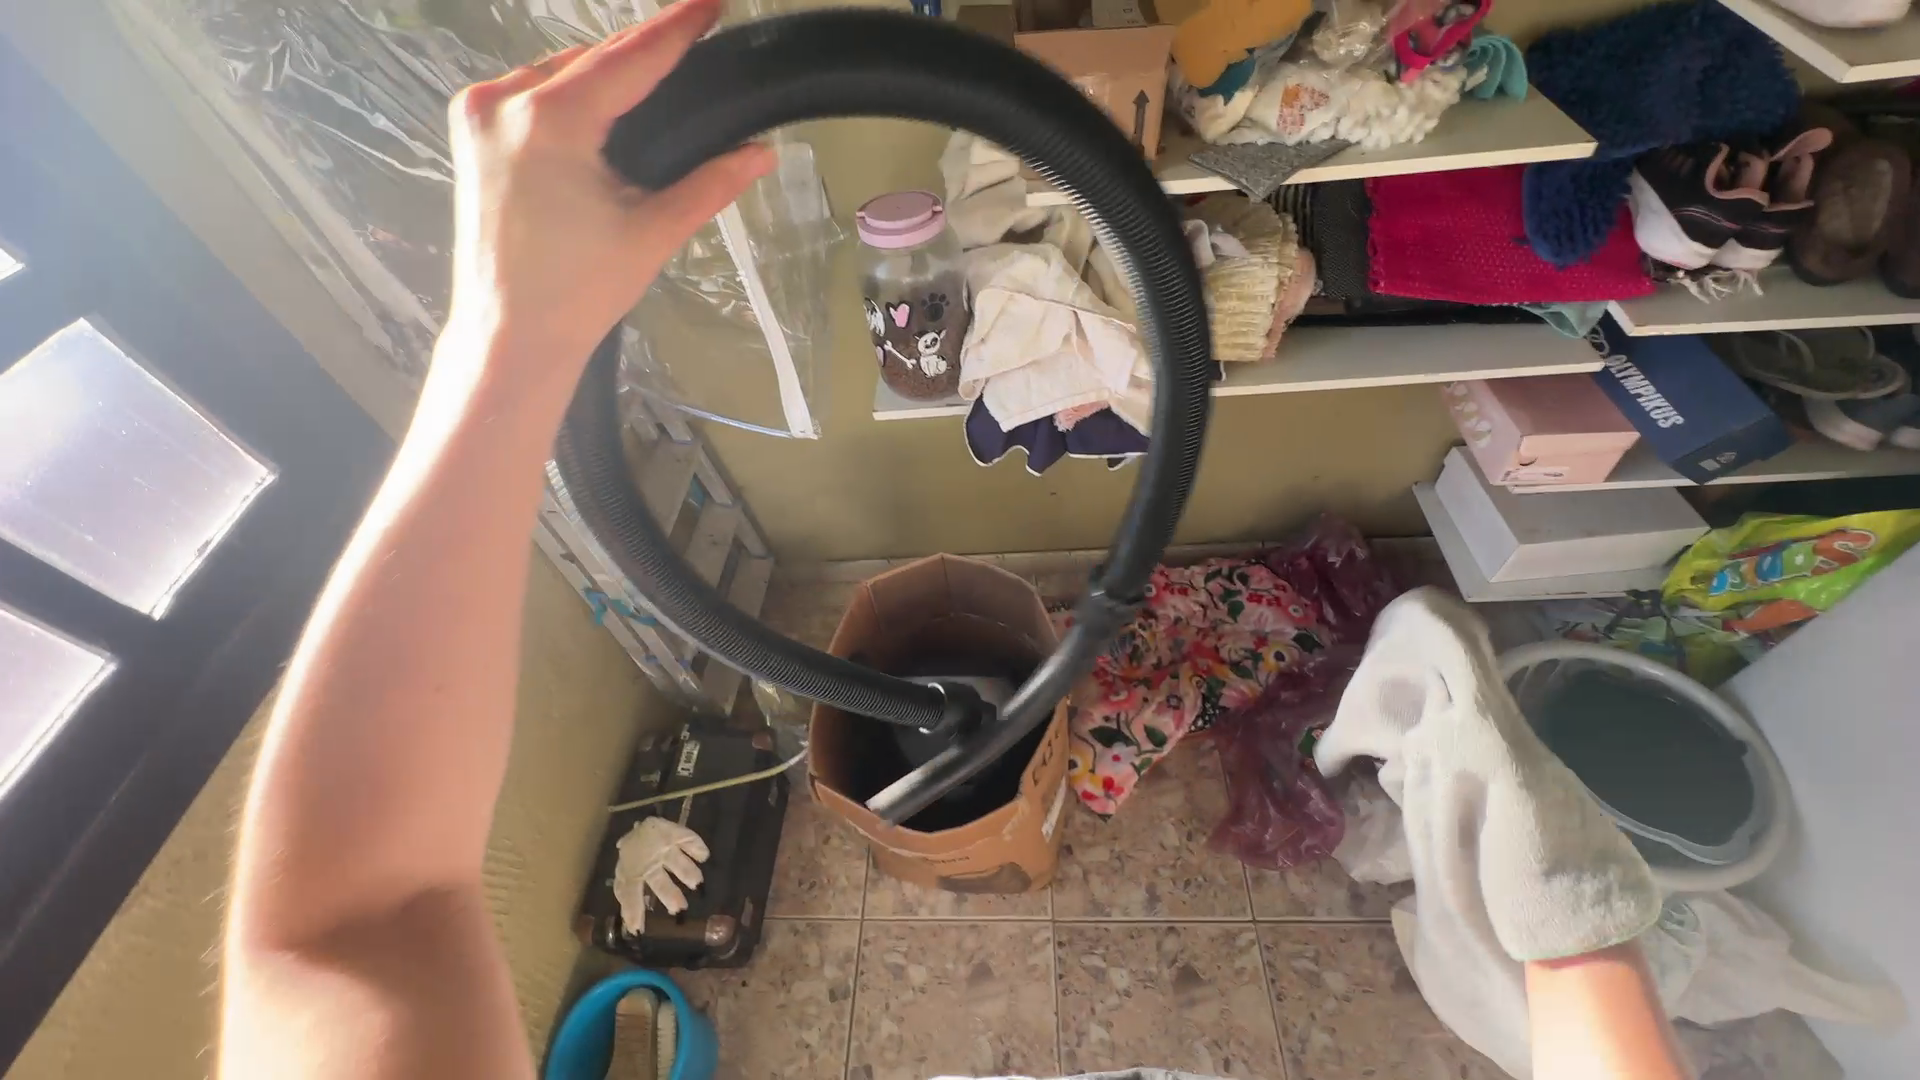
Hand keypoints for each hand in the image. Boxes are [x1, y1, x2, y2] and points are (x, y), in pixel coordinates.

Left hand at [436, 0, 773, 401]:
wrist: (512, 333)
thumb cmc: (579, 292)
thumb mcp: (653, 232)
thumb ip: (709, 185)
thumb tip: (761, 155)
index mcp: (549, 121)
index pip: (627, 60)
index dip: (674, 29)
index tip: (710, 1)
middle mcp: (501, 101)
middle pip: (588, 61)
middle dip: (639, 56)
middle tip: (688, 47)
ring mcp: (477, 114)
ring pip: (556, 73)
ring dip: (603, 77)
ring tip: (651, 85)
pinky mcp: (470, 134)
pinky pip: (530, 94)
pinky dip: (569, 96)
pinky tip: (599, 112)